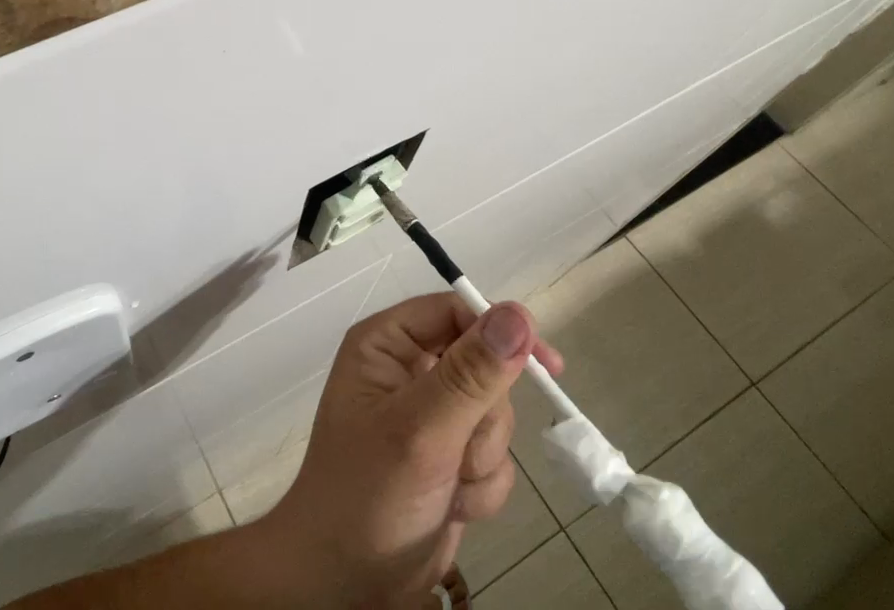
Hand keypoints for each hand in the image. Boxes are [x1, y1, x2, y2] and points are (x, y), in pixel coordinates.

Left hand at [261, 294, 562, 606]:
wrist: (349, 581)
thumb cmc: (369, 494)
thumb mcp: (421, 430)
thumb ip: (471, 375)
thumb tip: (519, 315)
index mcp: (385, 346)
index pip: (455, 312)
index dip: (501, 333)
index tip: (544, 365)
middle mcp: (408, 371)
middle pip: (485, 366)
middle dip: (483, 420)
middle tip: (456, 449)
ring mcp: (431, 416)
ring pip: (496, 416)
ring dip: (481, 458)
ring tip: (446, 483)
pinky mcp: (449, 457)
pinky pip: (494, 457)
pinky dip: (481, 486)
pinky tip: (451, 505)